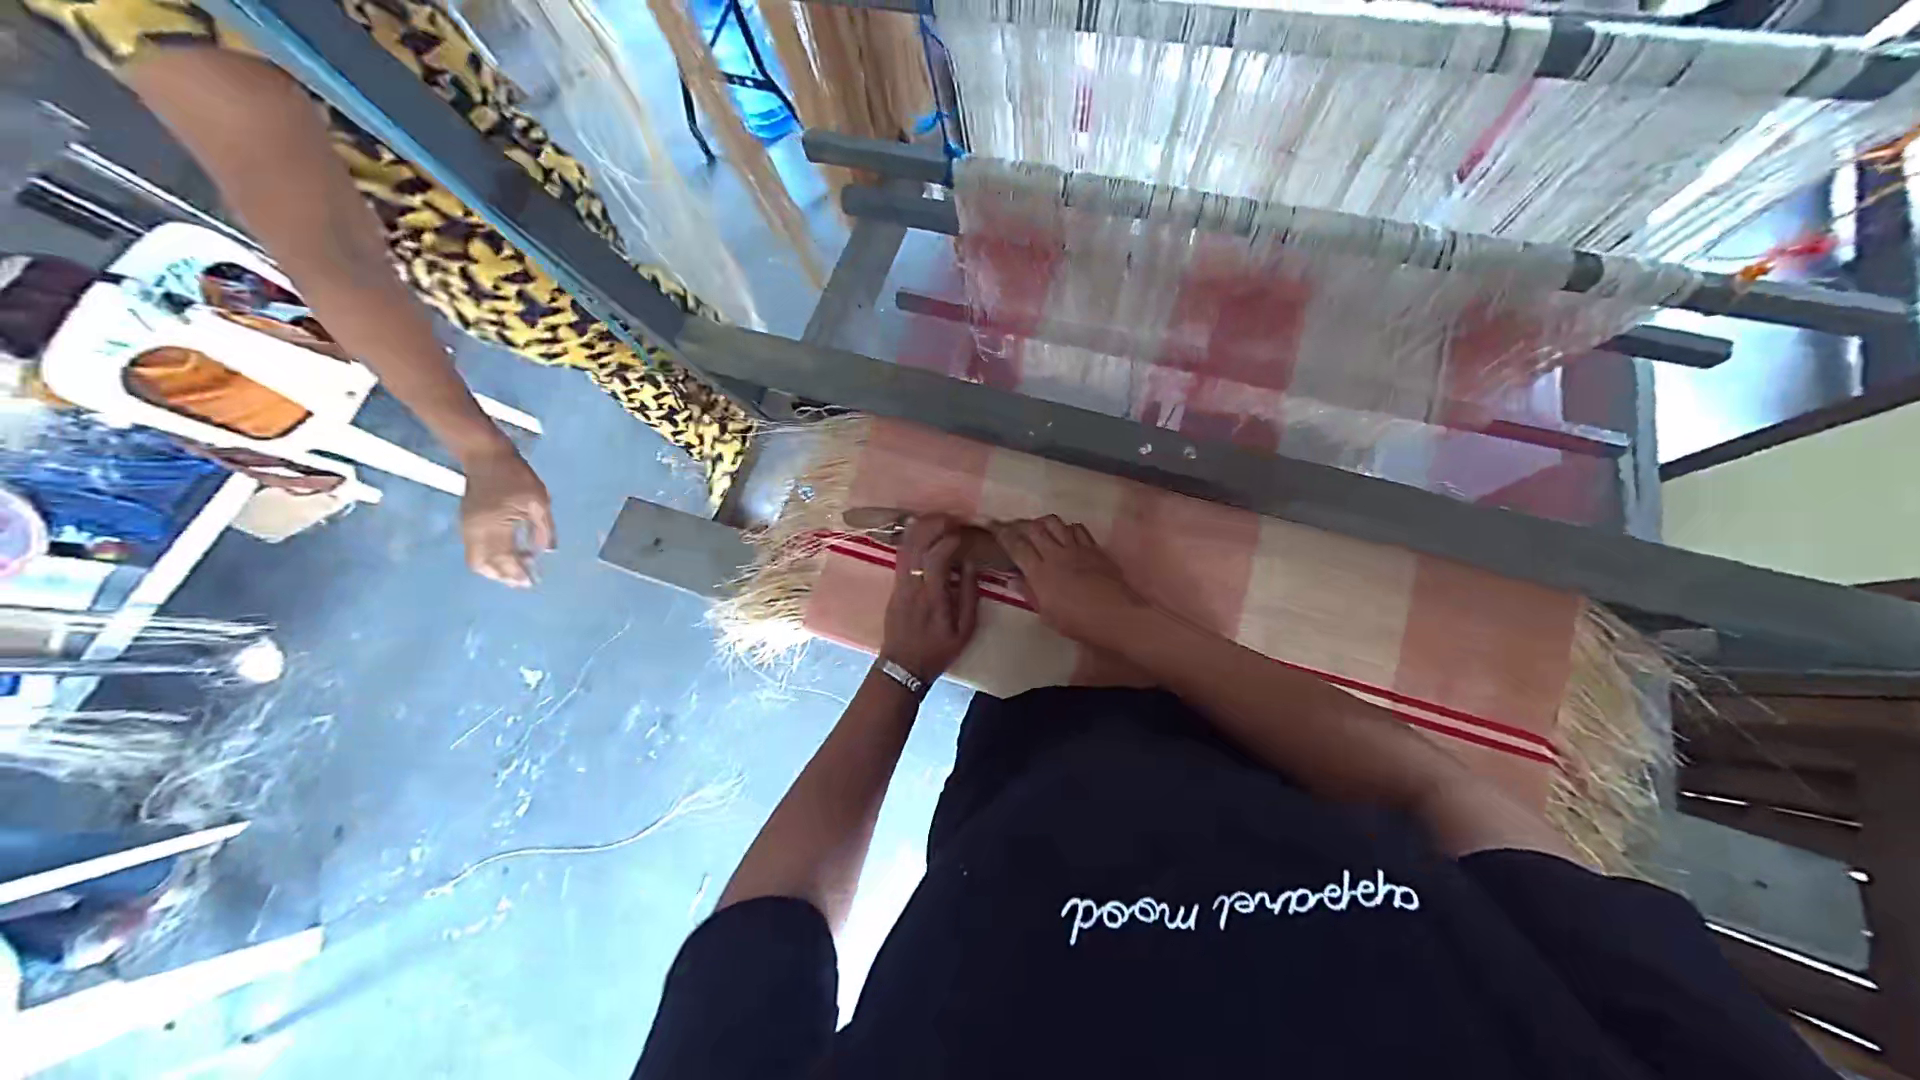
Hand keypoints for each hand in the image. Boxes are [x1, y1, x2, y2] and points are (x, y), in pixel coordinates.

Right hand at [459, 443, 554, 587]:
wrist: (486, 456)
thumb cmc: (516, 477)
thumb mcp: (539, 503)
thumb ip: (544, 529)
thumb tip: (548, 552)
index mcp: (493, 526)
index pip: (503, 559)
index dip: (516, 573)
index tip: (531, 582)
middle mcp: (475, 531)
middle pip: (483, 565)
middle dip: (503, 576)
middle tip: (524, 581)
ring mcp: (467, 527)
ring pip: (476, 559)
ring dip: (497, 567)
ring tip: (521, 569)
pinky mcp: (467, 522)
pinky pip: (476, 548)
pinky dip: (492, 557)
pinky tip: (512, 553)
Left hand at [880, 514, 979, 682]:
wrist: (903, 666)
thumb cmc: (938, 650)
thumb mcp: (965, 629)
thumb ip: (970, 595)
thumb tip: (971, 563)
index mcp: (933, 598)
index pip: (936, 558)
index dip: (949, 541)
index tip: (962, 534)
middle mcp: (912, 586)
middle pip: (916, 545)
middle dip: (932, 526)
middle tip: (951, 518)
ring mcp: (899, 584)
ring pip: (905, 547)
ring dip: (921, 529)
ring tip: (939, 520)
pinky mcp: (893, 586)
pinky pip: (901, 555)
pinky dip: (912, 539)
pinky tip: (923, 532)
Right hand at [990, 516, 1152, 647]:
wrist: (1116, 615)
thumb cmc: (1078, 622)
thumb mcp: (1047, 614)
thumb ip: (1029, 593)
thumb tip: (1013, 579)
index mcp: (1039, 572)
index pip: (1016, 546)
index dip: (1003, 534)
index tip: (994, 527)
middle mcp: (1055, 554)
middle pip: (1034, 528)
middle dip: (1021, 524)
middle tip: (1015, 527)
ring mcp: (1076, 548)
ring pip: (1055, 523)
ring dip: (1043, 522)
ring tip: (1039, 527)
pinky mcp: (1094, 548)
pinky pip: (1078, 528)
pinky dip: (1067, 527)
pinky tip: (1066, 534)